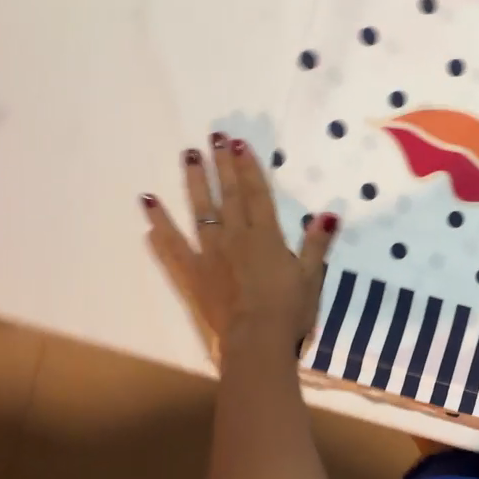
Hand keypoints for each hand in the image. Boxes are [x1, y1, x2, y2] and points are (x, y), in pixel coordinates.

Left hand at [140, 133, 335, 359]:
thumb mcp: (312, 279)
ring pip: (199, 211)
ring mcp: (209, 254)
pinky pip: (171, 246)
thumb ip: (316, 245)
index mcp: (266, 238)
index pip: (257, 195)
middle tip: (212, 138)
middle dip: (221, 166)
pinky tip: (149, 206)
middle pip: (228, 196)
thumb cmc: (290, 312)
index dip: (248, 168)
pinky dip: (159, 225)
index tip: (238, 143)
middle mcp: (235, 237)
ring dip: (192, 182)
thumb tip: (329, 215)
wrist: (256, 341)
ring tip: (187, 157)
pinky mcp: (192, 274)